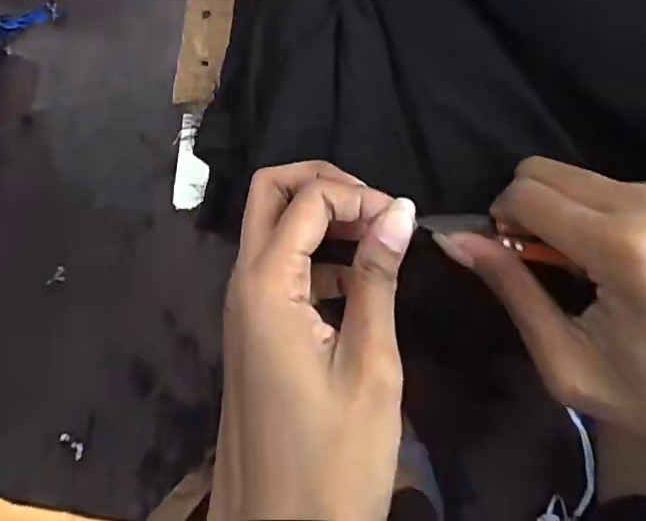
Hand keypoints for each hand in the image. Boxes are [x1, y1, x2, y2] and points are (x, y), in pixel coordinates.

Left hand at [210, 162, 417, 520]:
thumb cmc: (332, 461)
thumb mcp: (370, 366)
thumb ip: (378, 278)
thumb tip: (399, 210)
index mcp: (266, 284)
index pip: (306, 199)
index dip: (357, 196)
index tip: (402, 218)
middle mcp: (244, 280)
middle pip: (269, 192)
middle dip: (322, 184)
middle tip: (376, 208)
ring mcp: (243, 303)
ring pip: (270, 224)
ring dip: (318, 214)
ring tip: (375, 236)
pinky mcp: (253, 326)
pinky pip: (278, 264)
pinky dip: (315, 253)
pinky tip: (357, 278)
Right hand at [432, 157, 645, 508]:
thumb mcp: (569, 363)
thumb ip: (509, 288)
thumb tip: (453, 238)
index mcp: (623, 246)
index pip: (523, 194)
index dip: (501, 224)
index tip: (515, 264)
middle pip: (541, 170)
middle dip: (526, 210)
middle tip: (546, 266)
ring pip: (571, 175)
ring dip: (560, 212)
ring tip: (587, 269)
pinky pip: (607, 185)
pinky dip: (593, 213)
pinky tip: (619, 261)